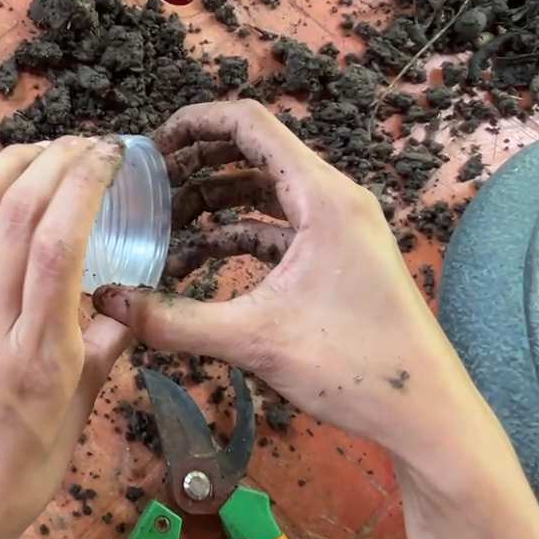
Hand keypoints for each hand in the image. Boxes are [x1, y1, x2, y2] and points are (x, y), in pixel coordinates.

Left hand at [0, 136, 134, 538]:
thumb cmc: (27, 466)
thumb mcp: (84, 410)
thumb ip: (107, 343)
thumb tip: (125, 295)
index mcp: (39, 355)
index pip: (58, 245)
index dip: (83, 183)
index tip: (107, 156)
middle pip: (13, 216)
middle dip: (51, 161)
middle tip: (82, 144)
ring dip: (5, 165)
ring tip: (39, 147)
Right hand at [93, 100, 487, 465]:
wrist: (429, 417)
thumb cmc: (355, 368)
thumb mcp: (255, 340)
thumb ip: (175, 320)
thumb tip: (108, 304)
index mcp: (321, 196)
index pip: (251, 123)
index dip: (195, 122)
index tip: (152, 145)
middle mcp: (332, 197)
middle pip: (252, 152)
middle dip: (196, 163)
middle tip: (148, 186)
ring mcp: (337, 226)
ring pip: (262, 190)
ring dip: (212, 203)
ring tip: (164, 227)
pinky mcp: (335, 255)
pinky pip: (274, 226)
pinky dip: (234, 235)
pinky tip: (197, 261)